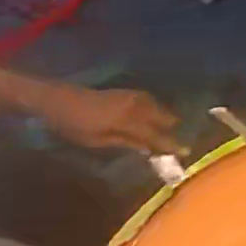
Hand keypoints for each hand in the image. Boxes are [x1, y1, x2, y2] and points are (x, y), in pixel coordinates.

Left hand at [30, 85, 184, 153]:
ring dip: (165, 121)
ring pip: (163, 110)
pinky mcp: (133, 93)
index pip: (157, 135)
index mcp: (128, 121)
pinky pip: (154, 104)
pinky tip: (152, 120)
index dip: (171, 144)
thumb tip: (149, 149)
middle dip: (172, 130)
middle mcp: (138, 107)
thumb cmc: (74, 124)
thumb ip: (125, 143)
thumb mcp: (95, 140)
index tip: (185, 151)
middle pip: (167, 119)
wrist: (59, 99)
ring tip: (163, 132)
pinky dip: (157, 113)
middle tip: (172, 142)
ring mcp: (137, 97)